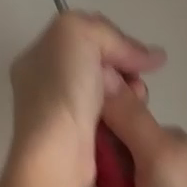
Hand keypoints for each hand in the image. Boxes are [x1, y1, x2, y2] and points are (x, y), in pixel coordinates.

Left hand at [9, 12, 165, 186]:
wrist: (58, 153)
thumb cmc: (62, 90)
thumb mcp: (76, 34)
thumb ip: (107, 33)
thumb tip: (147, 55)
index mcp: (39, 56)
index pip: (84, 34)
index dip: (114, 38)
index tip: (138, 53)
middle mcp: (48, 82)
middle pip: (100, 63)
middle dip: (125, 66)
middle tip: (136, 78)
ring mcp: (64, 112)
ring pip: (110, 90)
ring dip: (130, 90)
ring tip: (138, 97)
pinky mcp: (82, 138)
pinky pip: (112, 116)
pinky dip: (126, 113)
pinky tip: (133, 115)